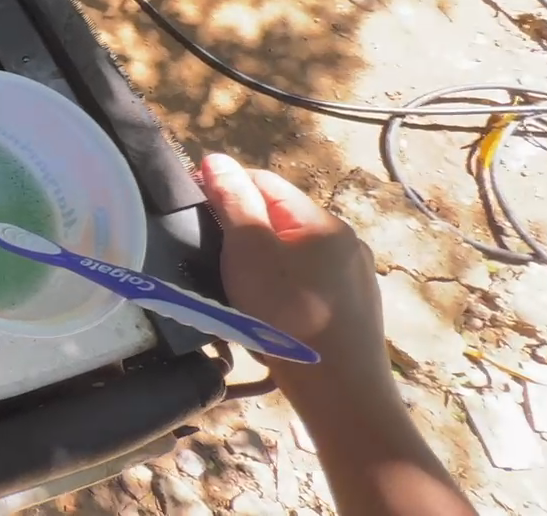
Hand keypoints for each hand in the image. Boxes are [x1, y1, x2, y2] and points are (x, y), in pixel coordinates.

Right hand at [198, 152, 391, 405]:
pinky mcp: (350, 305)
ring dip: (256, 250)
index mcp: (323, 222)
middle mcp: (344, 242)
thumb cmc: (286, 307)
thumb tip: (215, 158)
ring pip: (288, 245)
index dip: (224, 186)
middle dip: (239, 221)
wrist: (337, 386)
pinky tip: (263, 298)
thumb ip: (232, 199)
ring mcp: (352, 275)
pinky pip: (302, 273)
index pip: (263, 181)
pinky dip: (275, 275)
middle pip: (276, 213)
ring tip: (233, 273)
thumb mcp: (248, 246)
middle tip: (211, 245)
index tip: (194, 207)